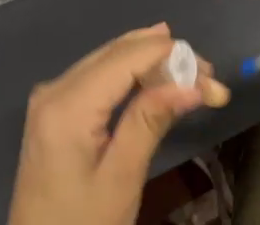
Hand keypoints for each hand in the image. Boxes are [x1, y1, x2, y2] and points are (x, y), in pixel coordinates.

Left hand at [7, 24, 231, 224]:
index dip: (168, 55)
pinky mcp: (52, 108)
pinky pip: (94, 75)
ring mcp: (49, 96)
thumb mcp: (121, 179)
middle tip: (207, 73)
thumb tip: (190, 84)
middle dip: (162, 56)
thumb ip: (150, 122)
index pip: (124, 58)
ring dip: (147, 61)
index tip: (210, 72)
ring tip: (189, 70)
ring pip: (104, 59)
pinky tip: (150, 73)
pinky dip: (126, 72)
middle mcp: (54, 88)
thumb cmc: (82, 223)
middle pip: (114, 53)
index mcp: (67, 104)